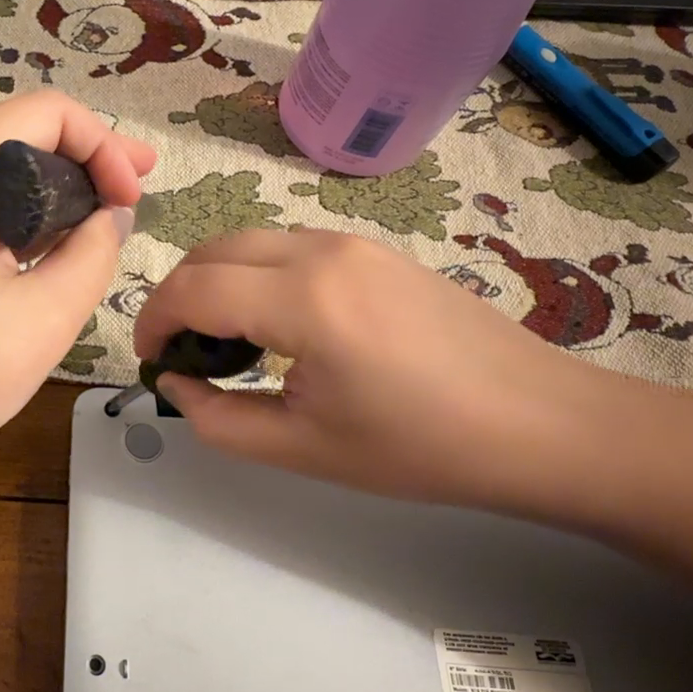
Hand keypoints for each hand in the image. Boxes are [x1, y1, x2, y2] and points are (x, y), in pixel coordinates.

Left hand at [0, 91, 154, 520]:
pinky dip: (11, 221)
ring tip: (94, 230)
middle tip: (133, 198)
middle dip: (83, 161)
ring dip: (48, 194)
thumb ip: (92, 254)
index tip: (131, 199)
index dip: (102, 143)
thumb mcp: (42, 319)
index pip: (44, 111)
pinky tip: (36, 258)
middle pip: (16, 136)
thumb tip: (111, 216)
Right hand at [133, 228, 625, 512]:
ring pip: (249, 242)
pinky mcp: (376, 249)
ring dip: (216, 282)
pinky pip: (288, 247)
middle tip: (180, 354)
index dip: (152, 322)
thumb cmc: (420, 448)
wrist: (543, 425)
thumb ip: (216, 417)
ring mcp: (353, 243)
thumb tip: (175, 383)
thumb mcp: (302, 448)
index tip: (149, 362)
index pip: (192, 289)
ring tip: (227, 344)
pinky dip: (256, 275)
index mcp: (302, 299)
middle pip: (212, 251)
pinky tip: (278, 326)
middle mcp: (320, 251)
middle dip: (178, 296)